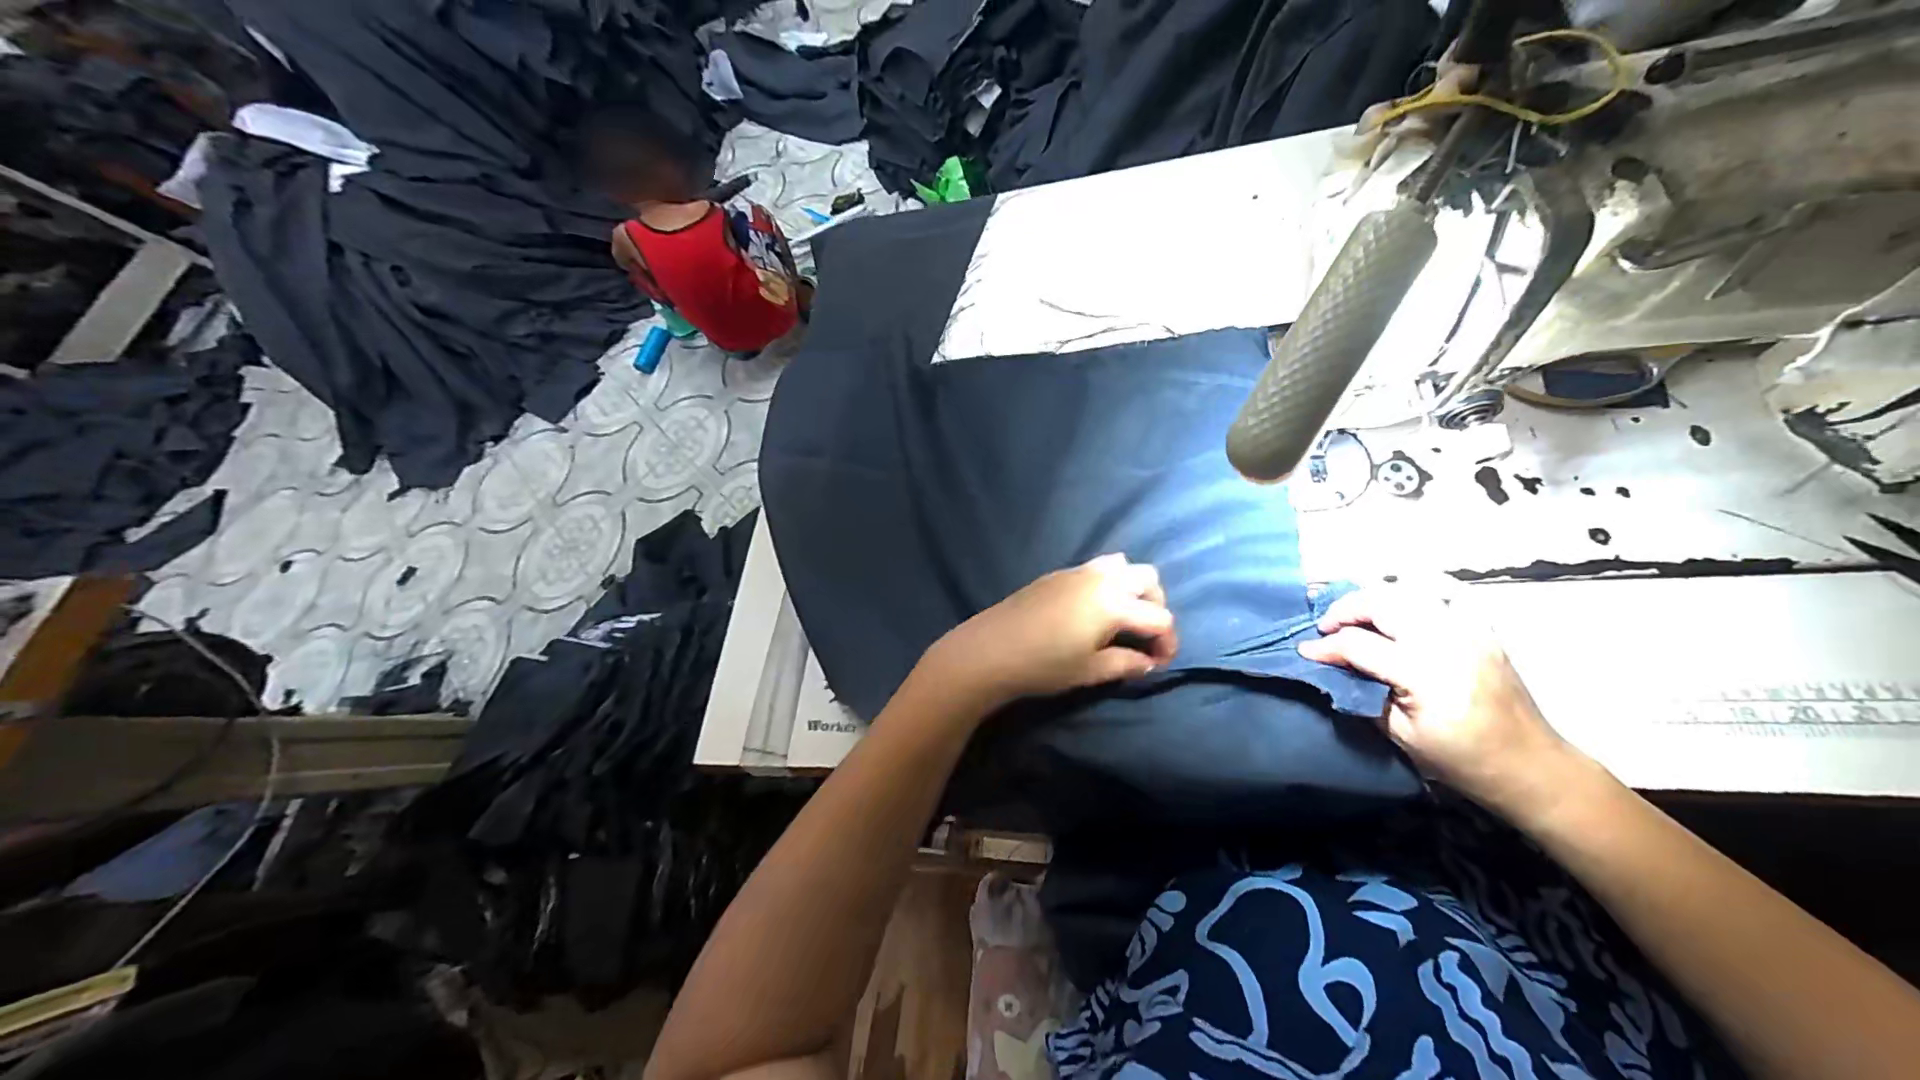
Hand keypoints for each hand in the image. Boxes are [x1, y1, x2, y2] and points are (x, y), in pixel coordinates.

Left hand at [919, 554, 1177, 711]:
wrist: (989, 651)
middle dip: (1155, 605)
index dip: (1167, 643)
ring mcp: (1077, 572)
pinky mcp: (1057, 574)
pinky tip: (1093, 610)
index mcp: (1114, 603)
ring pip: (1123, 565)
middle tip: (1144, 636)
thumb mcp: (1090, 670)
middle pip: (1148, 579)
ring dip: (1133, 588)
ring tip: (1122, 619)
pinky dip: (1108, 582)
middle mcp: (1101, 579)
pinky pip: (1096, 567)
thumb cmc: (1043, 665)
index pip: (1160, 617)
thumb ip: (1126, 663)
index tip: (1158, 664)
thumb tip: (1148, 662)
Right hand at [1296, 587, 1581, 818]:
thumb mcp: (1400, 735)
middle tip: (1326, 628)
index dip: (1325, 647)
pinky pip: (1449, 590)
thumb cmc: (1460, 760)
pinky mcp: (1484, 628)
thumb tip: (1332, 668)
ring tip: (1360, 614)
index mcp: (1423, 673)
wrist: (1529, 766)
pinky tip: (1404, 599)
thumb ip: (1363, 694)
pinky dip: (1421, 586)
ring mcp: (1469, 629)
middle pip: (1381, 602)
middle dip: (1344, 610)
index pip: (1358, 644)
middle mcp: (1446, 641)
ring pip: (1409, 588)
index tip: (1305, 652)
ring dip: (1376, 596)